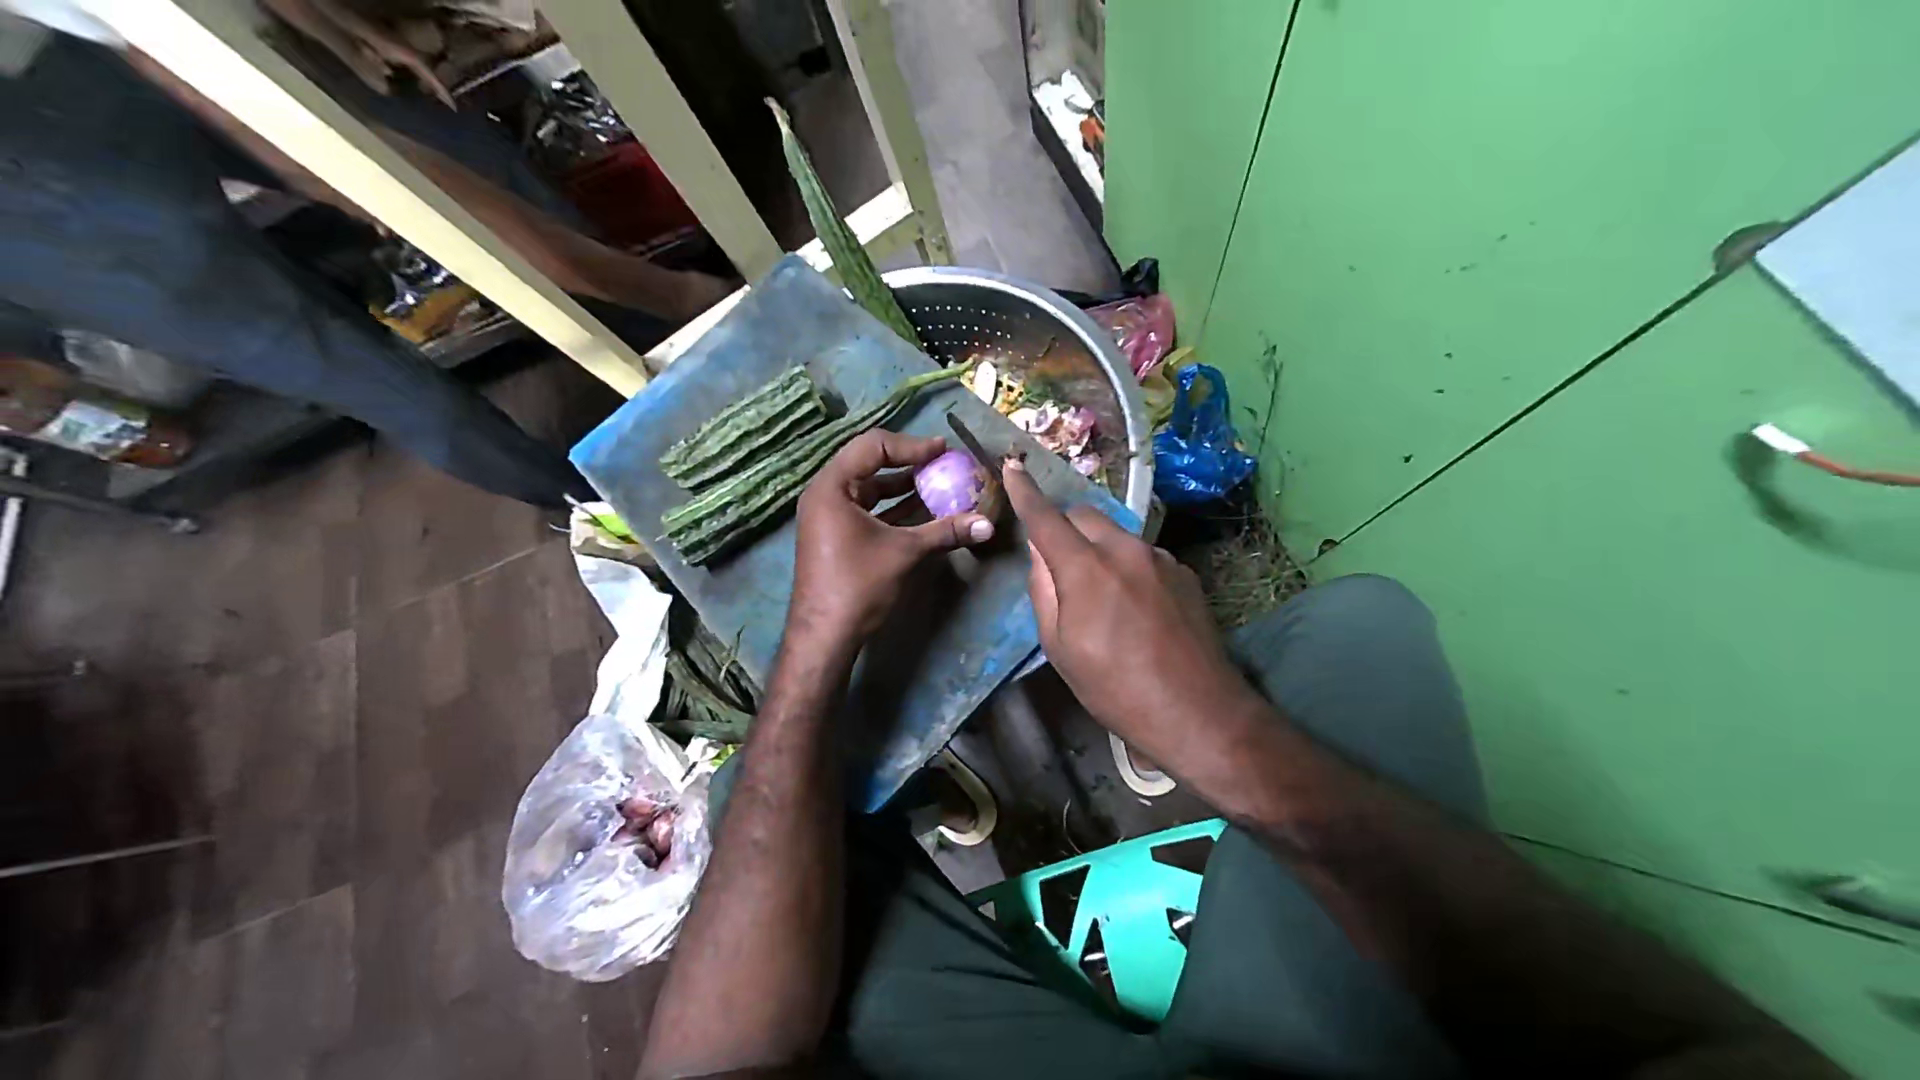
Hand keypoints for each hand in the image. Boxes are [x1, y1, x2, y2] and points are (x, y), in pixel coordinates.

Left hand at [787, 431, 995, 650]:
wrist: (825, 635)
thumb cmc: (858, 585)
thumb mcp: (905, 552)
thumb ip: (946, 531)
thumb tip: (989, 523)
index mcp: (832, 487)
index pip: (872, 446)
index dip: (911, 445)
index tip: (943, 450)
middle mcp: (825, 494)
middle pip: (868, 462)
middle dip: (908, 462)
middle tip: (942, 463)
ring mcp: (828, 515)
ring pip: (869, 487)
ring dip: (903, 485)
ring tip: (939, 484)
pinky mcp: (836, 534)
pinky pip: (866, 508)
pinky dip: (893, 507)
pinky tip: (923, 510)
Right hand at [1001, 458, 1260, 770]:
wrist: (1198, 712)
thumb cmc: (1115, 688)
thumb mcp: (1060, 648)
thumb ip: (1044, 591)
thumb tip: (1041, 556)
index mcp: (1086, 569)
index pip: (1046, 518)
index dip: (1024, 492)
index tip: (1012, 466)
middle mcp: (1125, 550)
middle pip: (1084, 516)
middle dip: (1064, 528)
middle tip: (1058, 565)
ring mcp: (1160, 558)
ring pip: (1116, 535)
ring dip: (1098, 549)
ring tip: (1102, 597)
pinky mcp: (1184, 573)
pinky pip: (1143, 556)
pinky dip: (1127, 567)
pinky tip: (1135, 608)